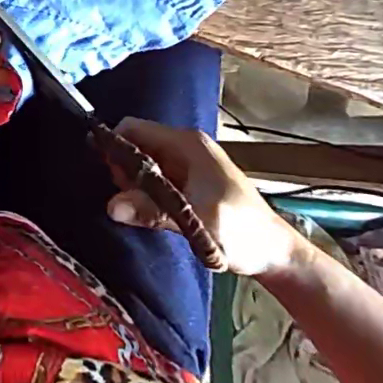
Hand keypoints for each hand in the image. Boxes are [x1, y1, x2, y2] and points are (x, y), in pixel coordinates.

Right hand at [104, 118, 309, 279]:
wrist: (277, 255)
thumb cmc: (242, 232)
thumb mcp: (196, 222)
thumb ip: (153, 210)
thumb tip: (111, 206)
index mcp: (186, 143)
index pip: (133, 127)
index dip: (113, 145)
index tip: (105, 174)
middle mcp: (183, 146)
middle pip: (134, 144)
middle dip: (121, 167)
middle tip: (123, 196)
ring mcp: (185, 163)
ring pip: (141, 161)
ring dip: (132, 183)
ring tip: (136, 207)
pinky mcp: (186, 181)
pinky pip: (152, 176)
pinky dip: (143, 190)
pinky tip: (145, 210)